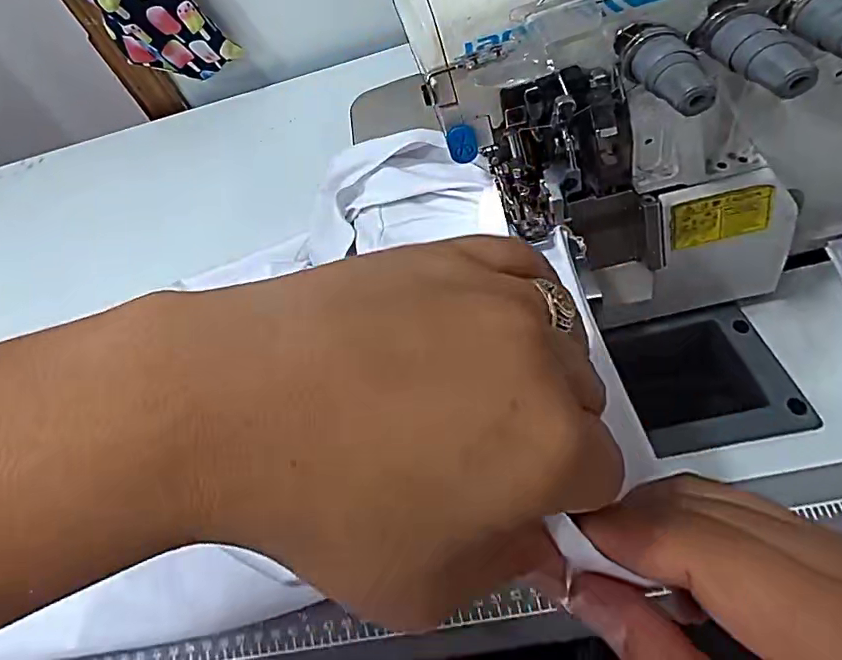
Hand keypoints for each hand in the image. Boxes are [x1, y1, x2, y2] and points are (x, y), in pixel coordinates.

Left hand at [140, 236, 621, 632]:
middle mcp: (541, 355)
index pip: (602, 472)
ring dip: (530, 360)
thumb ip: (506, 566)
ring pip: (553, 331)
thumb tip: (535, 538)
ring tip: (468, 381)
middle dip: (546, 427)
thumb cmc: (324, 498)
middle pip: (581, 395)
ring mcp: (493, 292)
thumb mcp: (425, 586)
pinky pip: (514, 265)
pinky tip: (478, 316)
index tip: (521, 497)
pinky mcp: (449, 253)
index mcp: (553, 444)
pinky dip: (513, 292)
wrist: (240, 395)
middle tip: (479, 442)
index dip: (562, 494)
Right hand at [529, 475, 841, 659]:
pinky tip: (692, 579)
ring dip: (667, 522)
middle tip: (584, 555)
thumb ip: (663, 656)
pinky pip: (767, 520)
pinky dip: (712, 533)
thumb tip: (588, 591)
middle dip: (635, 519)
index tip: (565, 539)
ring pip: (732, 500)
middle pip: (710, 505)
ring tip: (630, 568)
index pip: (701, 539)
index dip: (619, 532)